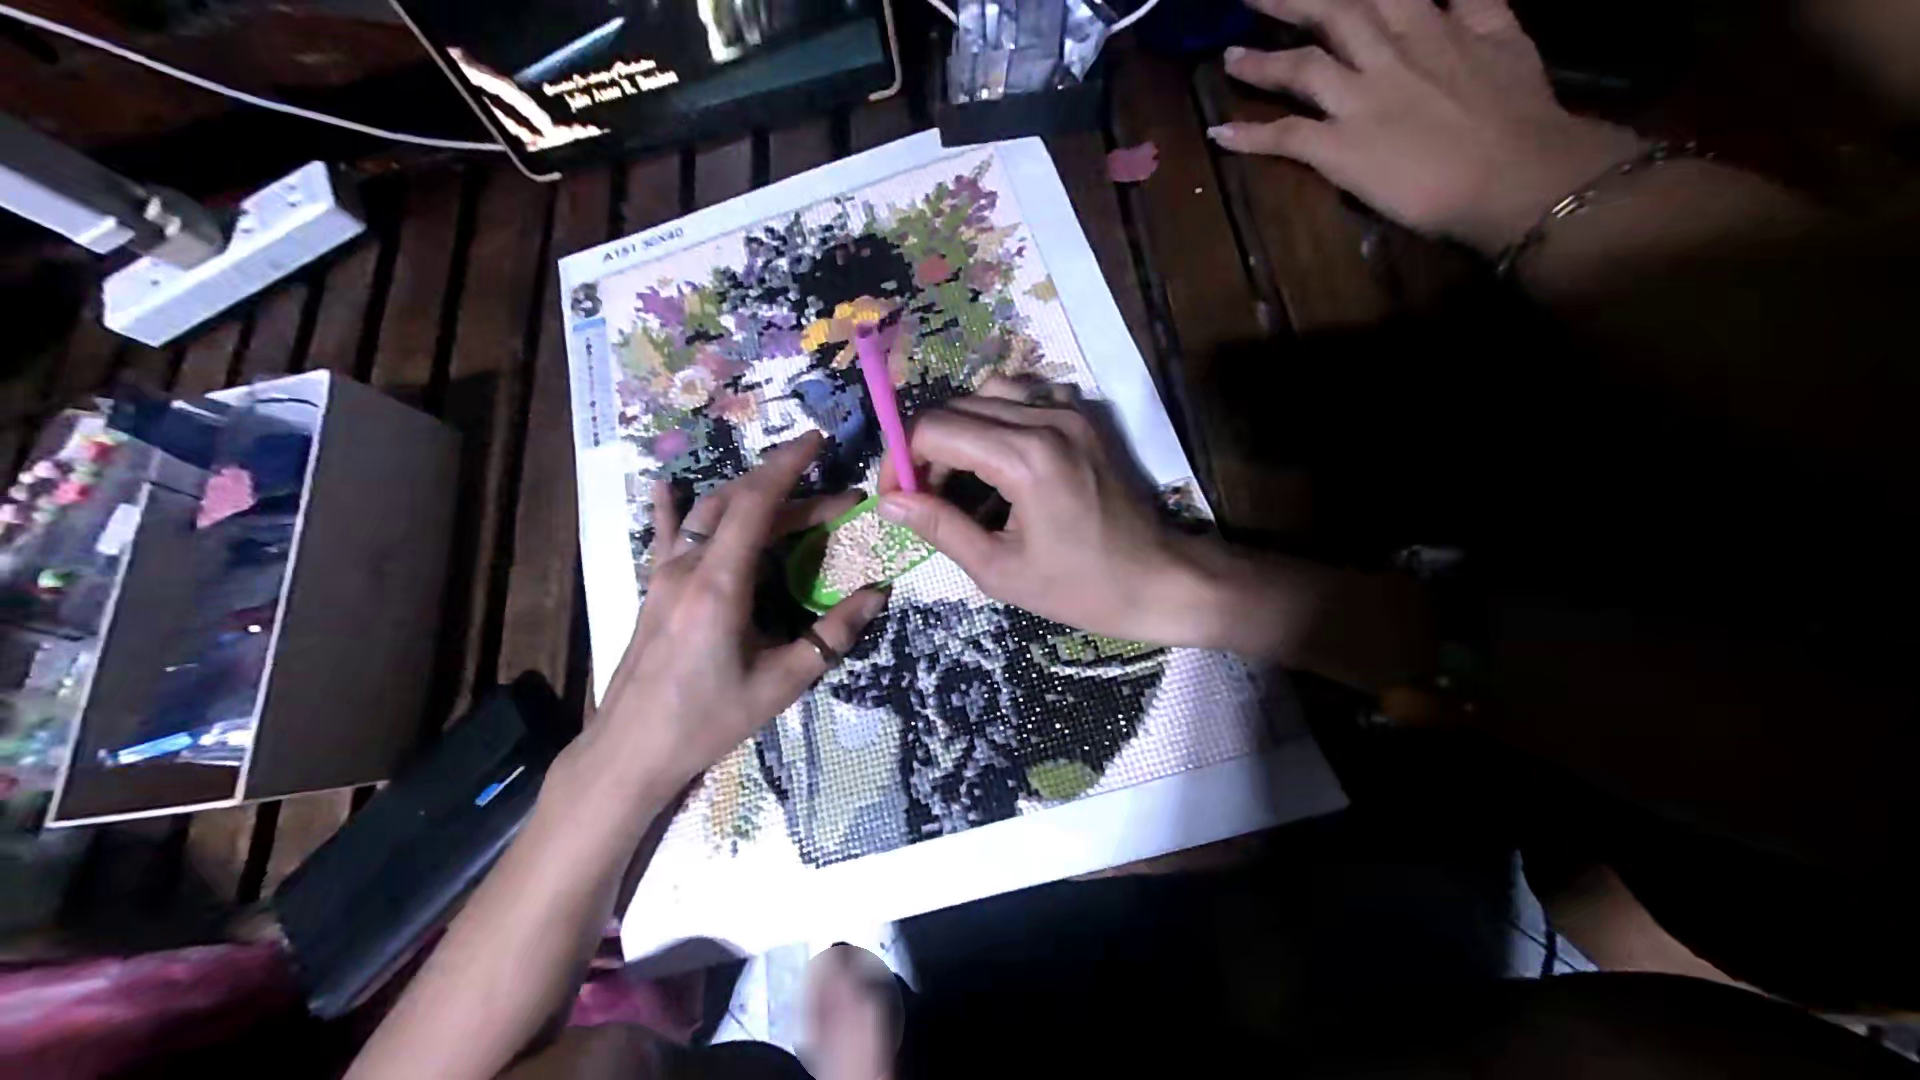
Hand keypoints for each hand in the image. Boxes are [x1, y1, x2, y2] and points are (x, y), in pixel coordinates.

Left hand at [593, 433, 891, 788]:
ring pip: (707, 513)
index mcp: (721, 584)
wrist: (631, 750)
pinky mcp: (653, 588)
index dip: (788, 466)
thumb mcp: (781, 683)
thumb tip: (878, 593)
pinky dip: (673, 507)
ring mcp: (664, 574)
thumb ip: (832, 635)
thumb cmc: (709, 720)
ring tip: (789, 493)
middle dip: (790, 491)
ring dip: (749, 495)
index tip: (817, 440)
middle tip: (838, 502)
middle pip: (740, 505)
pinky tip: (665, 485)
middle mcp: (688, 566)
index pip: (756, 503)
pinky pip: (665, 536)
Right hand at [875, 379, 1206, 644]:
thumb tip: (889, 501)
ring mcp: (1070, 411)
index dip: (901, 460)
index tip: (897, 498)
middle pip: (955, 407)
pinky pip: (1026, 394)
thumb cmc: (1079, 588)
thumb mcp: (999, 570)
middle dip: (925, 448)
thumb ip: (940, 527)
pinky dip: (999, 416)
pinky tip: (1002, 455)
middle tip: (923, 496)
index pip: (933, 429)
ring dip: (960, 429)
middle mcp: (1046, 418)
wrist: (1158, 579)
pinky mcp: (1085, 416)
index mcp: (1024, 459)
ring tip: (959, 476)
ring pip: (987, 393)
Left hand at [1210, 0, 1645, 253]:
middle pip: (1333, 11)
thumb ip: (1476, 8)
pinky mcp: (1341, 148)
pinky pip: (1285, 137)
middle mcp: (1390, 53)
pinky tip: (1218, 134)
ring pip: (1301, 68)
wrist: (1516, 172)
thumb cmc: (1515, 114)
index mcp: (1431, 24)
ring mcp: (1361, 100)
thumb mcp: (1507, 39)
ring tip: (1227, 58)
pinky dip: (1249, 136)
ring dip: (1259, 62)